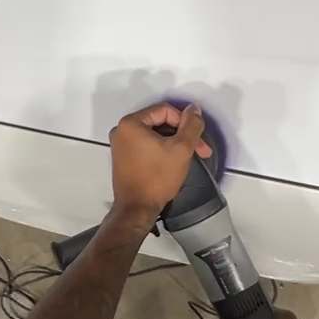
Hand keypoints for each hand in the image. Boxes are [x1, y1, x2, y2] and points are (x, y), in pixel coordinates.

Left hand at [108, 102, 212, 221]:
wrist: (137, 208)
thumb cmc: (156, 179)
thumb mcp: (181, 149)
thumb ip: (191, 125)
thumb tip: (194, 109)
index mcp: (131, 123)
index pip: (165, 110)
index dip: (185, 122)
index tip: (198, 139)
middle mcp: (121, 130)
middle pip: (159, 122)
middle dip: (181, 135)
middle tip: (199, 150)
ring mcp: (120, 145)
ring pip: (154, 135)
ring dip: (173, 143)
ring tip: (188, 157)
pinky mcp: (123, 158)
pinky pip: (146, 145)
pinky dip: (161, 150)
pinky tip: (173, 162)